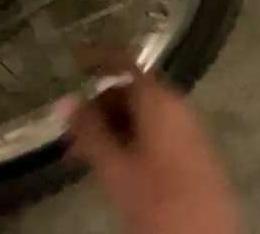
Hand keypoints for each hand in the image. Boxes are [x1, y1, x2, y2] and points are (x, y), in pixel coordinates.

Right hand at [65, 63, 241, 233]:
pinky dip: (132, 141)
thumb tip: (65, 100)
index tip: (72, 63)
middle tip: (72, 131)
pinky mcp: (195, 156)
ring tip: (86, 154)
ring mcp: (189, 131)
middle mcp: (178, 106)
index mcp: (160, 100)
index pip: (124, 62)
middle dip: (99, 107)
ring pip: (143, 116)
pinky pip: (157, 134)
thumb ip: (89, 131)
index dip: (97, 59)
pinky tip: (115, 166)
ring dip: (113, 128)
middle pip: (132, 91)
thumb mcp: (115, 168)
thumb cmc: (158, 200)